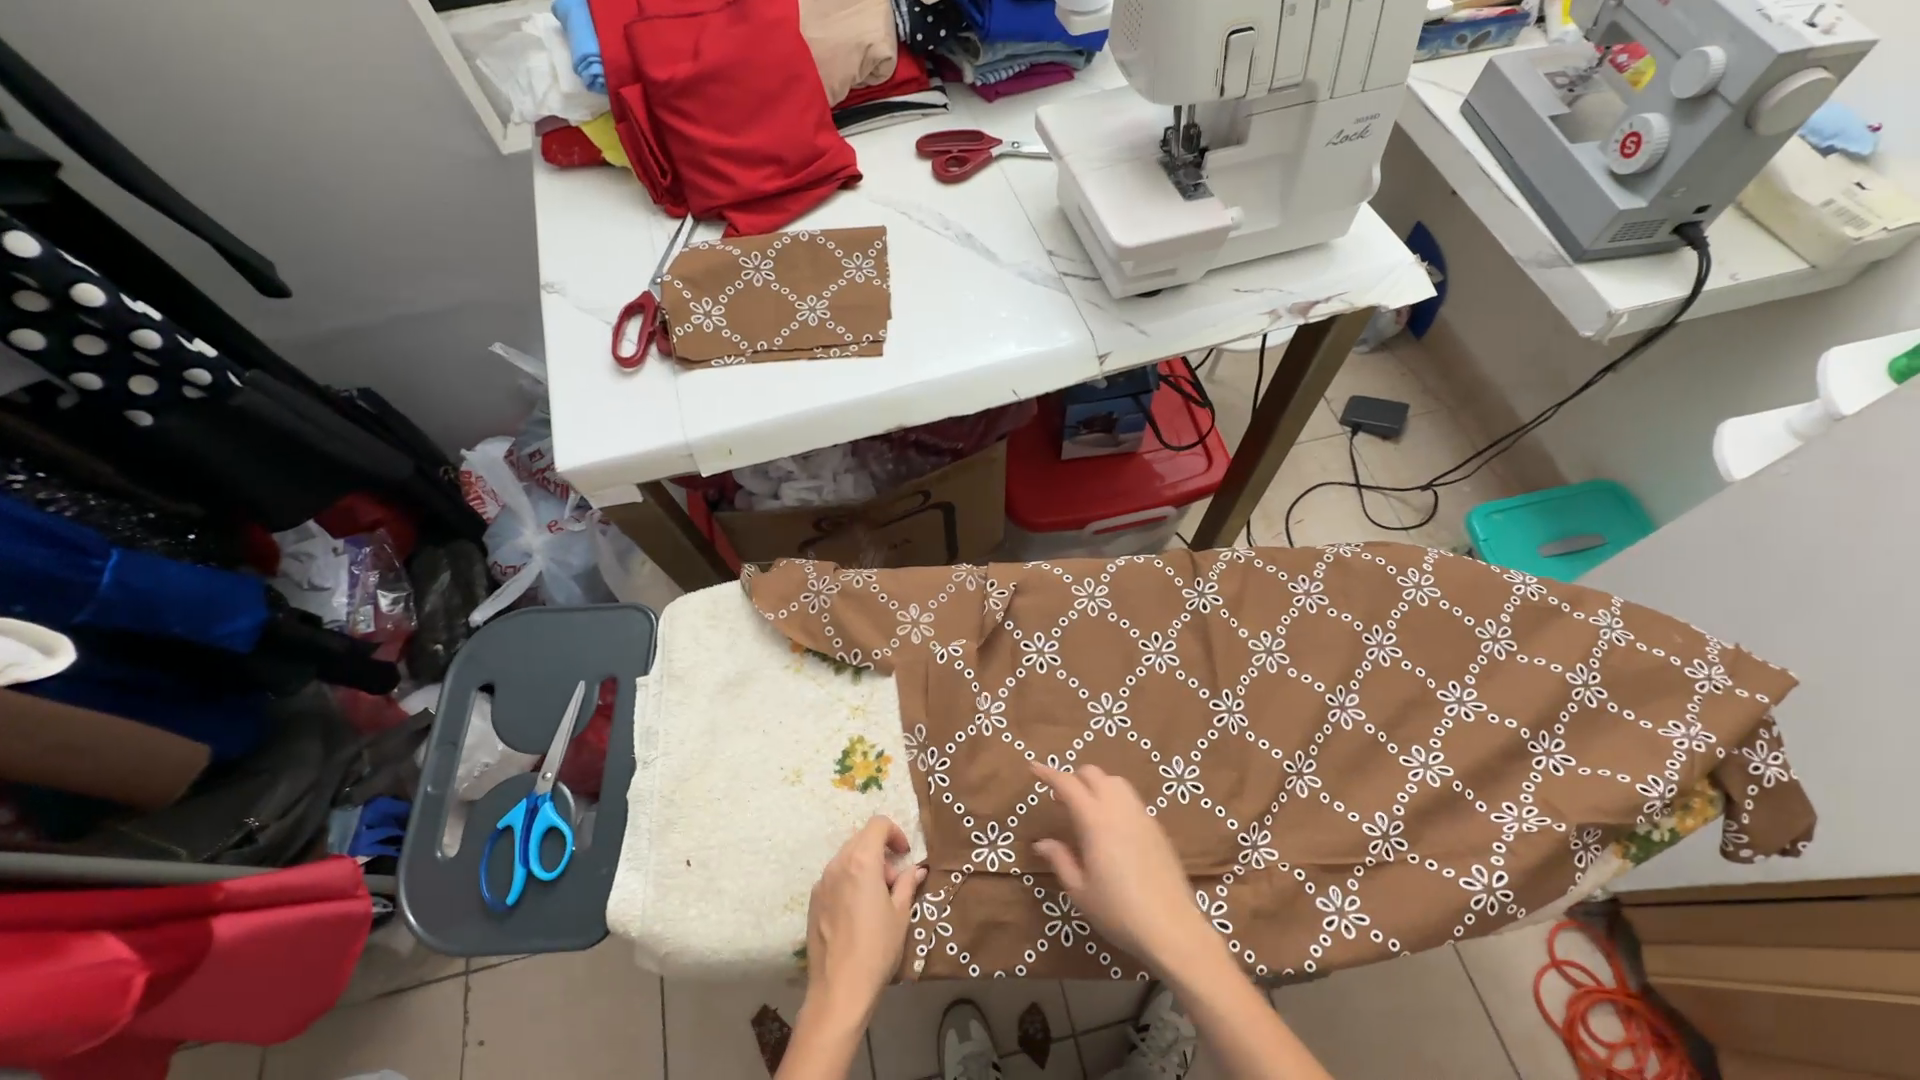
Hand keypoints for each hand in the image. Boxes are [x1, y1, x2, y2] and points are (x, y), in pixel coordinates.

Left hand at [804, 816, 925, 1024]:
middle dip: (881, 852)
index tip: (905, 855)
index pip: (877, 824)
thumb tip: (916, 870)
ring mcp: (821, 883)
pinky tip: (858, 913)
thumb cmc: (877, 948)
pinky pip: (835, 878)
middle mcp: (837, 865)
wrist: (839, 988)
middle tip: (894, 883)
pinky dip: (850, 881)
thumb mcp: (901, 914)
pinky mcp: (812, 901)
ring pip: (846, 859)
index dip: (895, 833)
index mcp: (861, 862)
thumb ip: (907, 885)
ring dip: (865, 867)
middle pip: (860, 839)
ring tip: (878, 900)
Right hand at [1030, 764, 1219, 971]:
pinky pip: (1131, 799)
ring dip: (1096, 785)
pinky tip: (1110, 827)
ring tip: (1085, 811)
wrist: (1172, 928)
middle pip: (1094, 774)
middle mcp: (1119, 810)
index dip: (1048, 774)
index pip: (1068, 784)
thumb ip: (1060, 859)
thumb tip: (1042, 842)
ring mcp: (1142, 816)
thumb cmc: (1118, 912)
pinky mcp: (1157, 828)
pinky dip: (1114, 799)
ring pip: (1115, 782)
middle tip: (1059, 800)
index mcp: (1095, 821)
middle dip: (1073, 778)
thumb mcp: (1080, 890)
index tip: (1033, 769)